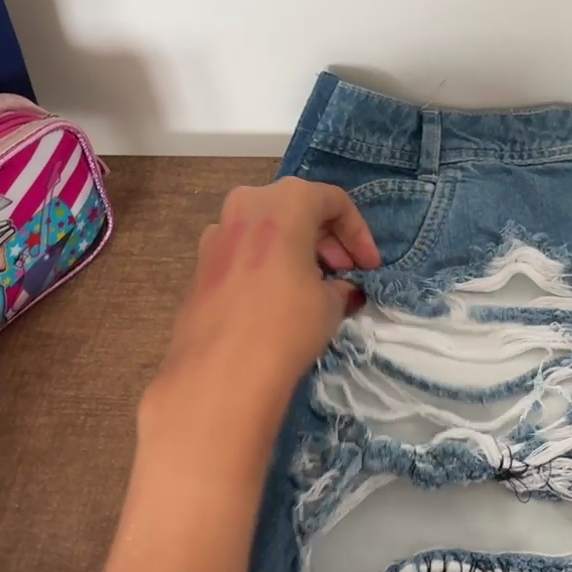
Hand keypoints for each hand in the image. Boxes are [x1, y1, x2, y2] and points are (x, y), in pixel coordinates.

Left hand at [108, 179, 378, 571]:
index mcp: (286, 199)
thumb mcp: (329, 303)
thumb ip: (339, 286)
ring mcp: (218, 230)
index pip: (334, 202)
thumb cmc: (286, 323)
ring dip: (295, 249)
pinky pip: (244, 249)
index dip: (358, 234)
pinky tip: (279, 299)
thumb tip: (341, 289)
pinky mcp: (200, 261)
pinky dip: (267, 262)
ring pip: (267, 227)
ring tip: (314, 288)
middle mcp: (248, 201)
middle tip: (345, 275)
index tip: (370, 267)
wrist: (219, 372)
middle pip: (298, 208)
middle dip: (327, 240)